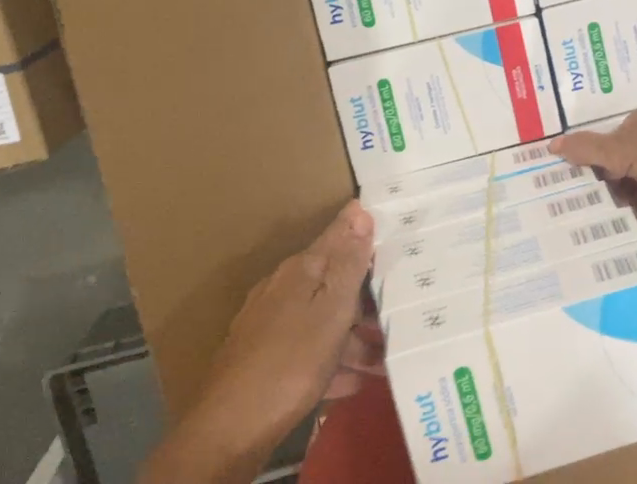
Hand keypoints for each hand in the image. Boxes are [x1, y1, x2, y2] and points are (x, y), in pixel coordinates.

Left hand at [202, 199, 378, 441]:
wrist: (232, 427)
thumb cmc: (292, 360)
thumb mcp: (331, 309)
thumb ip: (348, 263)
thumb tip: (357, 210)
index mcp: (301, 271)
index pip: (337, 236)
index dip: (363, 229)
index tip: (393, 226)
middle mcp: (283, 289)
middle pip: (332, 281)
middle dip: (366, 291)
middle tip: (403, 300)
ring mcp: (271, 326)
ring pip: (323, 320)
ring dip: (355, 335)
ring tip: (388, 355)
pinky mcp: (266, 361)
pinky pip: (311, 353)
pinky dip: (334, 363)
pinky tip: (355, 381)